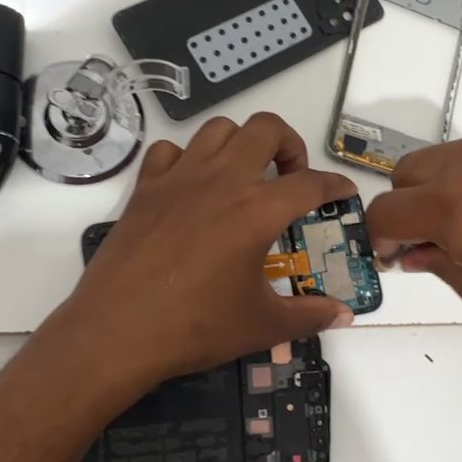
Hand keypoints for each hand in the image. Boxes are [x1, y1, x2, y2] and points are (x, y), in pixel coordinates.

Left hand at [40, 113, 357, 405]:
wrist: (118, 332)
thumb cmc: (195, 328)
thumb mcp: (262, 325)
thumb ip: (310, 315)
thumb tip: (343, 315)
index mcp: (258, 211)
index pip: (311, 183)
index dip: (335, 185)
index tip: (343, 193)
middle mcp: (222, 181)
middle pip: (266, 129)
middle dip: (289, 144)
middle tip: (289, 178)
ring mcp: (180, 179)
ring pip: (218, 128)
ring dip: (240, 144)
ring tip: (244, 176)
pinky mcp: (146, 188)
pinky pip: (170, 150)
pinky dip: (187, 158)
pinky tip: (192, 187)